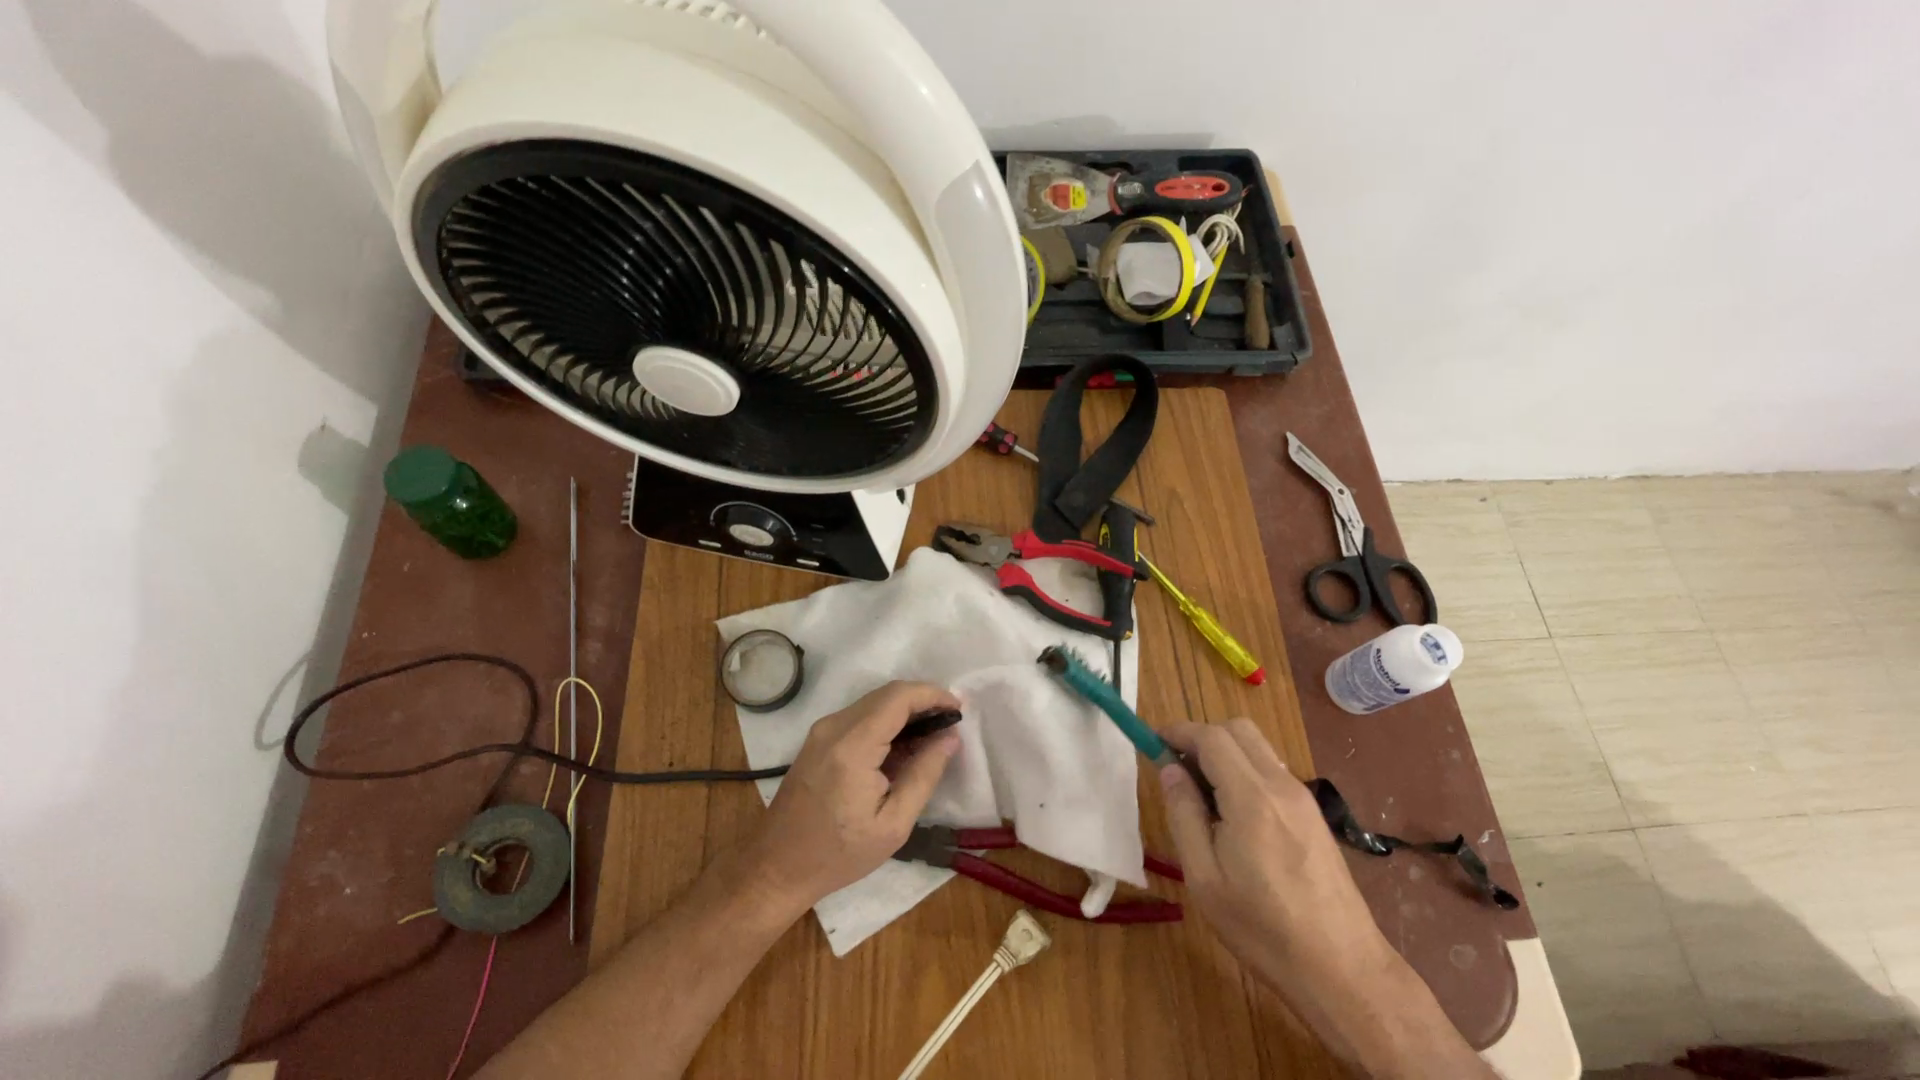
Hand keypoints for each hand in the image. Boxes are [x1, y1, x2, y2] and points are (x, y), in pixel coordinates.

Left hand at [743, 681, 960, 912]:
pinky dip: (886, 722)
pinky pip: (858, 717)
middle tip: (951, 725)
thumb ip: (924, 775)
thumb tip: (950, 738)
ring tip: (933, 737)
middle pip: (886, 694)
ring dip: (904, 711)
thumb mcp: (893, 824)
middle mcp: (833, 728)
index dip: (932, 695)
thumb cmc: (838, 853)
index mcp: (852, 747)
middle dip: (922, 701)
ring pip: (872, 703)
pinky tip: (902, 747)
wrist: (777, 866)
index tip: (959, 708)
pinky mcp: (817, 740)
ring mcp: (821, 731)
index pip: (898, 697)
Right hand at [1158, 719, 1395, 1005]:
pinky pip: (1273, 772)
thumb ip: (1184, 815)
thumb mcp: (1205, 878)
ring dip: (1225, 753)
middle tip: (1175, 768)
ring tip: (1200, 795)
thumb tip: (1169, 769)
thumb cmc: (1261, 928)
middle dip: (1202, 736)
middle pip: (1238, 730)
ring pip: (1258, 748)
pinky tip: (1233, 815)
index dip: (1178, 732)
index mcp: (1252, 798)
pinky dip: (1245, 772)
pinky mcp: (1314, 816)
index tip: (1152, 742)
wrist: (1340, 967)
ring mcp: (1304, 799)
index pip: (1211, 737)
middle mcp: (1282, 786)